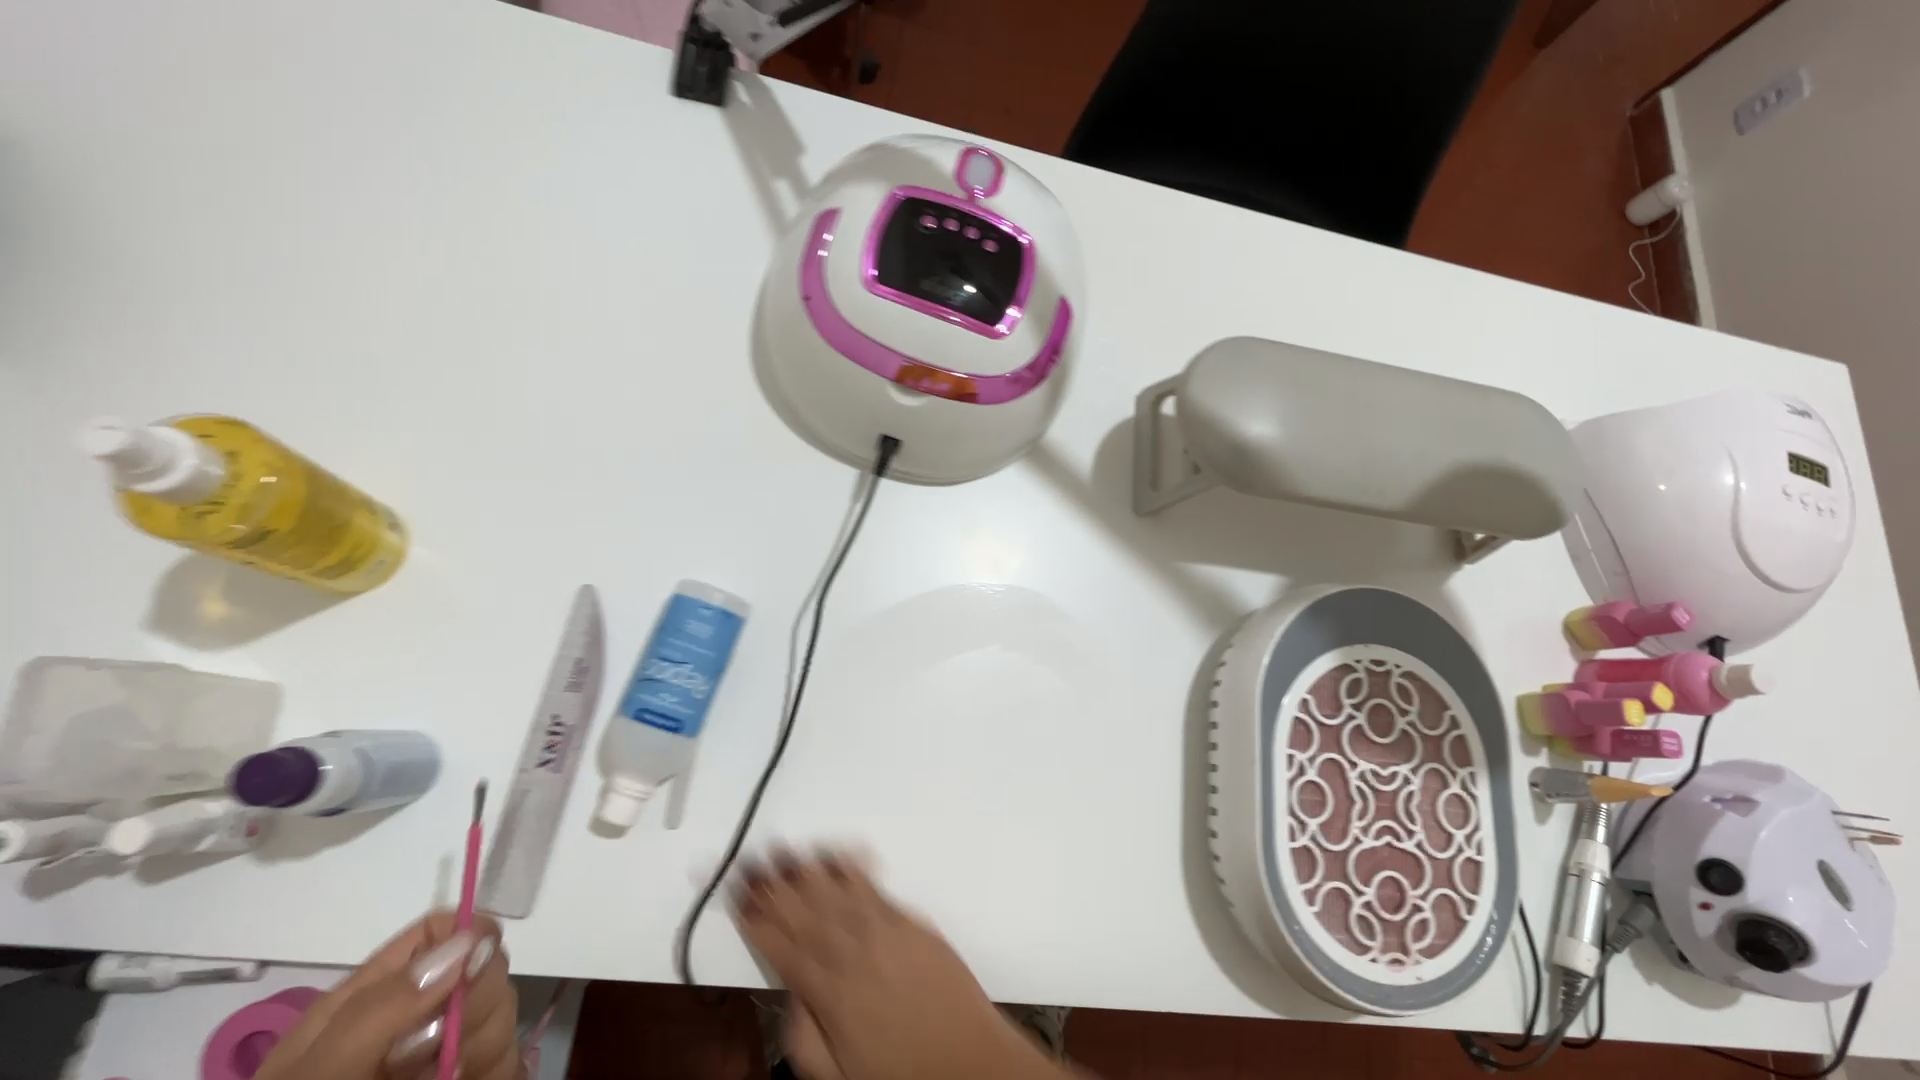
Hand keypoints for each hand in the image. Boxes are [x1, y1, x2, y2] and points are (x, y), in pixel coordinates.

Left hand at [258, 912, 519, 1079]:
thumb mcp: (314, 1077)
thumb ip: (379, 1011)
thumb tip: (467, 942)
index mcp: (367, 1000)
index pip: (438, 931)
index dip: (468, 936)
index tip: (474, 971)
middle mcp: (413, 1018)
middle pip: (486, 968)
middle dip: (474, 1009)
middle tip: (426, 1062)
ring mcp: (444, 1055)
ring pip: (505, 1015)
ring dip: (483, 1050)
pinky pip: (511, 1061)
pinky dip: (497, 1073)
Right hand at [733, 850, 1071, 1079]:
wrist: (967, 1061)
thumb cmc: (901, 1070)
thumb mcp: (834, 1069)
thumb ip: (801, 1029)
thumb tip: (788, 992)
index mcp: (824, 990)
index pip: (777, 942)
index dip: (752, 916)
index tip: (733, 894)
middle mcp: (849, 952)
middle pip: (800, 909)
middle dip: (770, 883)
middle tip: (747, 859)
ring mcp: (881, 930)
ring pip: (832, 891)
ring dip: (803, 868)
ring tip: (780, 848)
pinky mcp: (909, 921)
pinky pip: (871, 886)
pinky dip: (850, 866)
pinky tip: (834, 852)